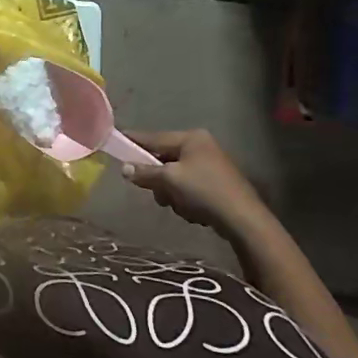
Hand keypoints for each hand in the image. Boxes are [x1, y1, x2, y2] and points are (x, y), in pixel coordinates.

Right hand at [122, 130, 268, 234]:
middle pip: (163, 158)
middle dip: (158, 178)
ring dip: (171, 192)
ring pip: (173, 176)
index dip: (132, 142)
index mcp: (191, 138)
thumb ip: (145, 172)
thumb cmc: (204, 191)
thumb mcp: (170, 180)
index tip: (114, 143)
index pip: (153, 137)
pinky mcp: (214, 183)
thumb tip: (124, 168)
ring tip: (180, 204)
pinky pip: (186, 186)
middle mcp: (201, 146)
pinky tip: (192, 210)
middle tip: (158, 192)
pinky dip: (184, 199)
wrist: (243, 219)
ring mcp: (209, 164)